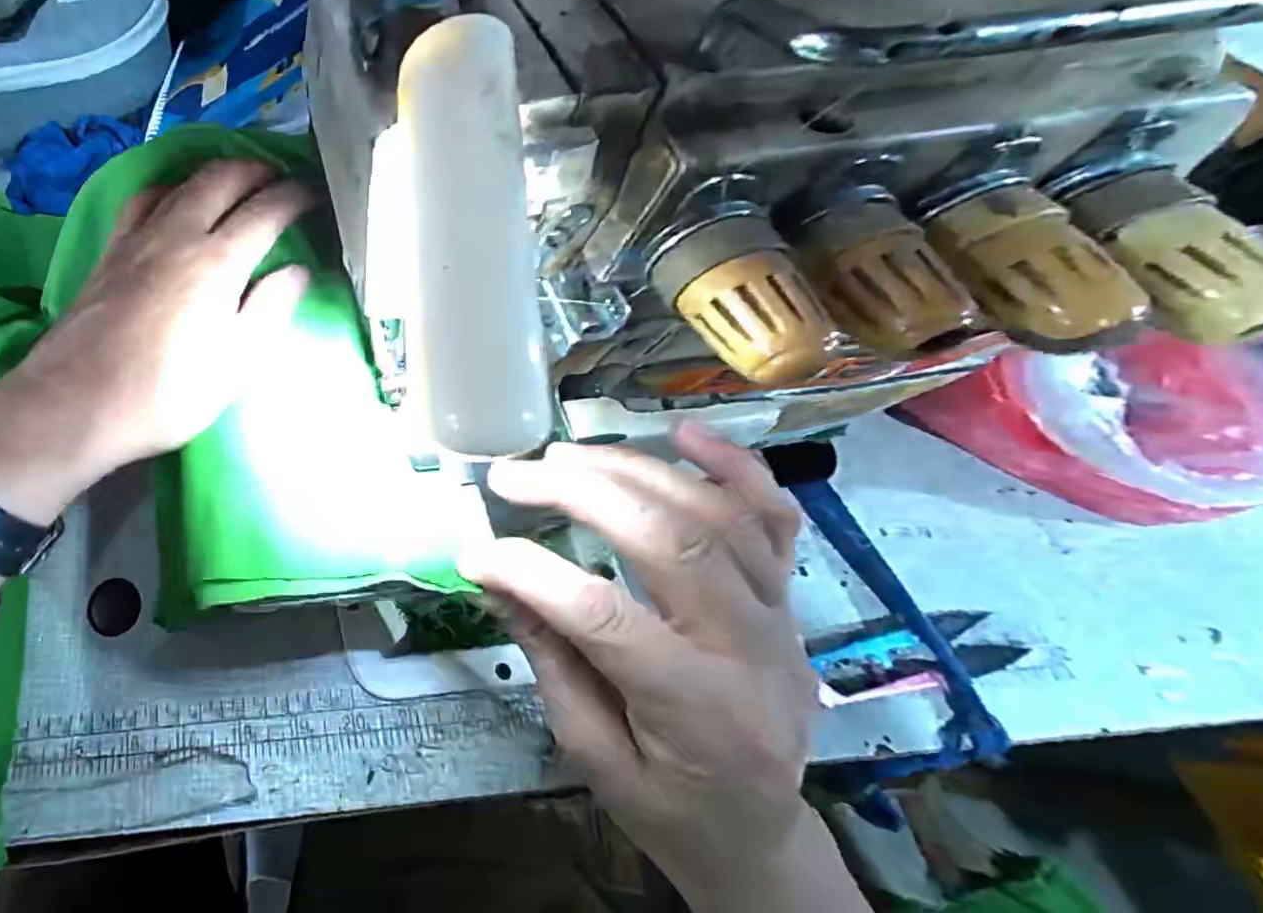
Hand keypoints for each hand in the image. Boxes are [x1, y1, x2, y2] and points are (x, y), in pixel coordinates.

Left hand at [0, 160, 314, 522]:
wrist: (74, 406)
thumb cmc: (166, 395)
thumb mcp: (236, 365)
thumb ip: (269, 310)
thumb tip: (298, 270)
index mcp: (216, 263)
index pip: (265, 211)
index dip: (295, 196)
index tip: (315, 192)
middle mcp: (176, 235)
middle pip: (220, 179)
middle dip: (256, 169)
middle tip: (280, 177)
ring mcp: (137, 239)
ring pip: (181, 183)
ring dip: (215, 172)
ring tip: (236, 181)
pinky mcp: (110, 252)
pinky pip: (143, 200)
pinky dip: (170, 188)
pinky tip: (173, 200)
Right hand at [459, 424, 818, 891]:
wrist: (759, 829)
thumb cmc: (668, 804)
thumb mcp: (591, 751)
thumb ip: (549, 657)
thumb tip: (496, 577)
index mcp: (701, 711)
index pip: (605, 618)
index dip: (531, 574)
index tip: (476, 552)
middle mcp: (751, 650)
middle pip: (669, 544)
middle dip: (579, 496)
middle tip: (513, 478)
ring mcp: (778, 612)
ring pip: (714, 515)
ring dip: (634, 469)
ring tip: (565, 455)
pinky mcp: (787, 592)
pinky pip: (772, 515)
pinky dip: (732, 466)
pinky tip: (682, 432)